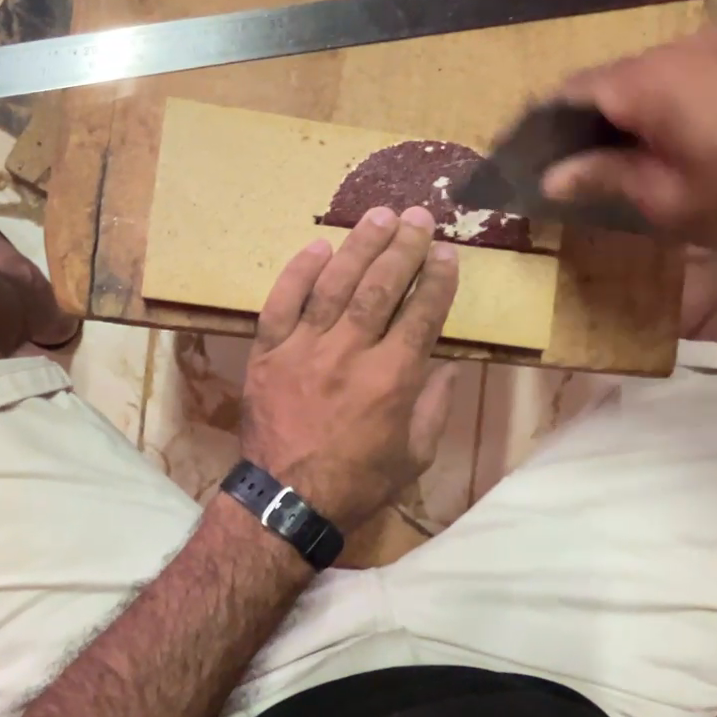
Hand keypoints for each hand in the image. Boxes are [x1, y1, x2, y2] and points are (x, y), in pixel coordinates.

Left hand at [239, 206, 460, 531]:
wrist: (287, 501)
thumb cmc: (358, 483)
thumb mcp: (415, 455)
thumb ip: (434, 405)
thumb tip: (449, 363)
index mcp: (392, 377)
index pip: (422, 312)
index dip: (438, 278)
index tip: (448, 252)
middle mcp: (350, 352)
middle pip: (381, 287)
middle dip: (404, 247)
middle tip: (419, 216)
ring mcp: (304, 348)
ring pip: (335, 284)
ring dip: (359, 246)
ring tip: (378, 215)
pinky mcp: (268, 353)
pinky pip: (281, 303)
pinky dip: (298, 273)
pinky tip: (318, 248)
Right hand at [539, 26, 716, 248]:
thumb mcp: (669, 200)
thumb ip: (604, 180)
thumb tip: (550, 179)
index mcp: (644, 82)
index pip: (565, 94)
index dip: (535, 128)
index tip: (516, 159)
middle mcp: (673, 48)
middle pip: (603, 82)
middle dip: (577, 124)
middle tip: (564, 169)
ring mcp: (715, 42)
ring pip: (642, 77)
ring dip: (620, 114)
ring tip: (614, 160)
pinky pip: (680, 74)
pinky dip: (657, 105)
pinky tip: (668, 140)